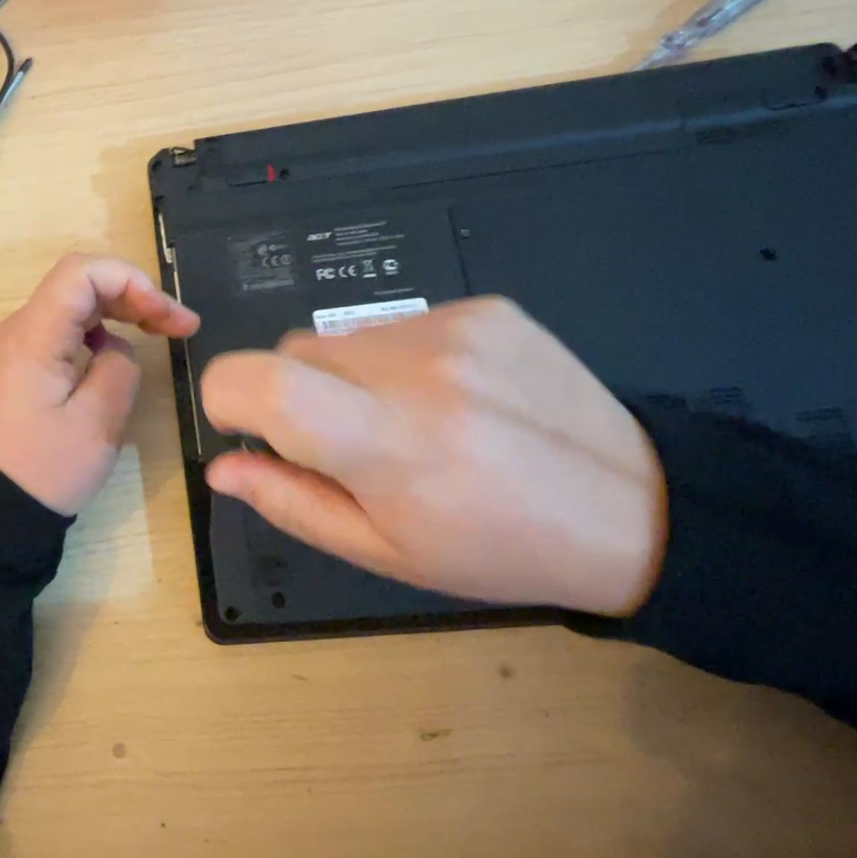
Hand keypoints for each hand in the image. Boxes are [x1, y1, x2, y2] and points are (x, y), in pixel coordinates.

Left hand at [0, 255, 200, 515]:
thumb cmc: (47, 470)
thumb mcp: (98, 422)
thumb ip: (120, 367)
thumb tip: (116, 346)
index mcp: (32, 337)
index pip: (81, 273)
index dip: (132, 281)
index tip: (167, 317)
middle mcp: (16, 329)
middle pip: (79, 283)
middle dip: (133, 294)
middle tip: (180, 325)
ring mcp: (13, 344)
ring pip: (71, 303)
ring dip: (118, 309)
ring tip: (162, 332)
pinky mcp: (17, 362)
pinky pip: (60, 328)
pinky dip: (97, 329)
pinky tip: (120, 351)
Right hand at [198, 297, 666, 615]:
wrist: (634, 509)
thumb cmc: (495, 547)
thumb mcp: (385, 551)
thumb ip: (291, 502)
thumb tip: (222, 466)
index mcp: (386, 444)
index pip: (258, 381)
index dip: (227, 396)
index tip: (246, 427)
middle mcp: (414, 370)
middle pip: (291, 351)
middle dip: (296, 396)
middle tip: (353, 446)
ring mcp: (452, 328)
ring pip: (341, 339)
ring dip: (349, 378)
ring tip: (412, 422)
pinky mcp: (482, 306)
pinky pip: (395, 325)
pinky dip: (399, 360)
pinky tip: (451, 397)